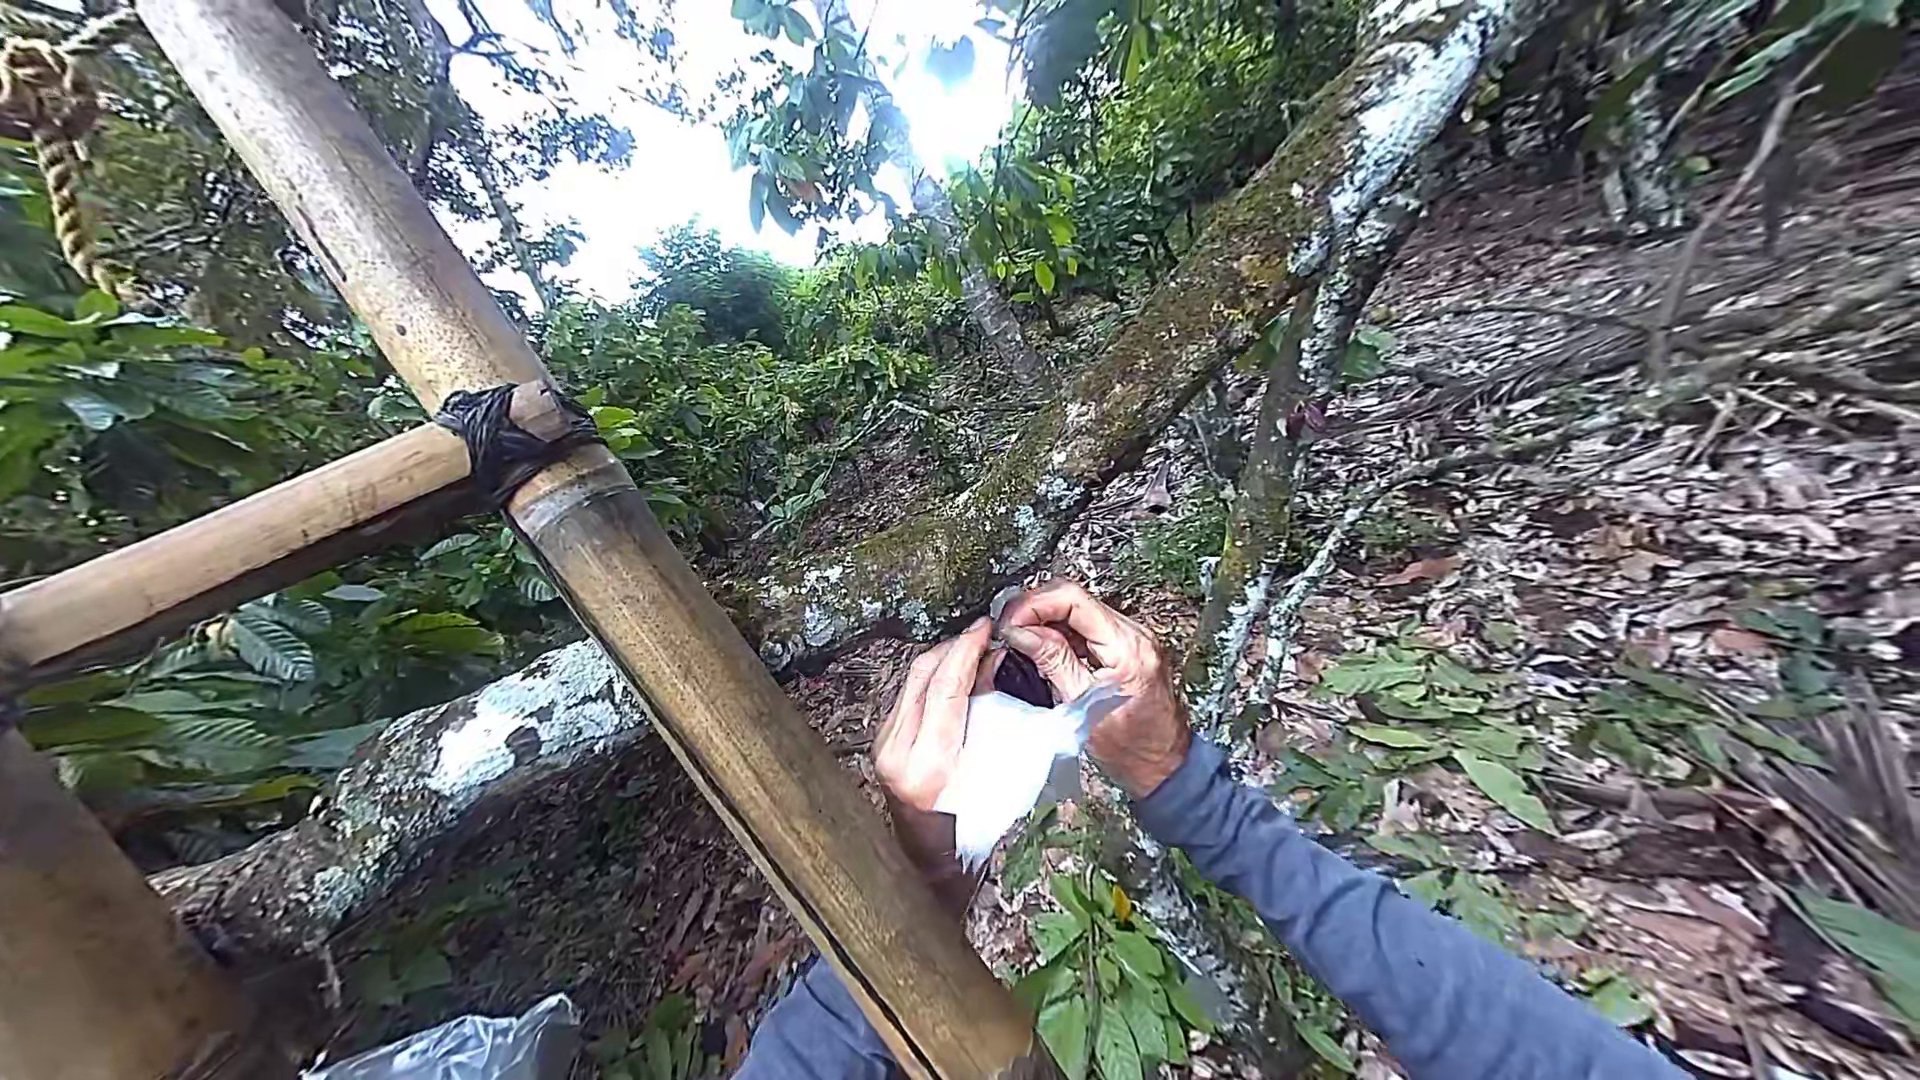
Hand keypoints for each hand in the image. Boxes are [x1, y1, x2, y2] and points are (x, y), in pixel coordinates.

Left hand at [872, 617, 995, 913]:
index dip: (967, 650)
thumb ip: (994, 721)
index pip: (946, 687)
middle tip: (981, 632)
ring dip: (944, 657)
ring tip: (972, 647)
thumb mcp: (994, 780)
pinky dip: (933, 676)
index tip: (984, 629)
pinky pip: (908, 694)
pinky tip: (954, 673)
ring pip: (912, 679)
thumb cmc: (968, 836)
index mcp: (928, 765)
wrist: (927, 867)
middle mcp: (897, 751)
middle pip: (923, 674)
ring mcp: (884, 745)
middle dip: (955, 645)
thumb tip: (993, 667)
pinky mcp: (882, 742)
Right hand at [998, 579, 1191, 797]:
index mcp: (1127, 648)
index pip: (1074, 600)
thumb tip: (1020, 632)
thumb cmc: (1132, 748)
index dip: (1034, 604)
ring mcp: (1131, 637)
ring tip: (1019, 636)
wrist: (1164, 765)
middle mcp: (1134, 634)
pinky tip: (1041, 644)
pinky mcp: (1124, 644)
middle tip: (1009, 627)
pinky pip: (1085, 623)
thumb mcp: (1081, 707)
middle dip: (1034, 607)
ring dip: (1043, 616)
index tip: (1011, 621)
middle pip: (1074, 597)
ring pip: (1077, 606)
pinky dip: (1058, 628)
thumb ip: (1052, 661)